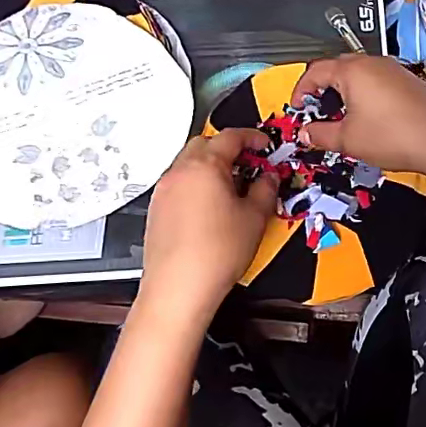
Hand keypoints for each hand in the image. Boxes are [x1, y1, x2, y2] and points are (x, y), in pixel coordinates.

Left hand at [141, 129, 278, 307]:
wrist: (179, 289)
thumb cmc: (215, 254)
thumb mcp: (255, 217)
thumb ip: (265, 189)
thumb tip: (268, 178)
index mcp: (204, 167)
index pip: (230, 137)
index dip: (252, 137)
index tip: (264, 145)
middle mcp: (178, 173)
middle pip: (205, 144)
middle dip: (229, 149)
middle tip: (251, 164)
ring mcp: (163, 192)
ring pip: (189, 164)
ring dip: (212, 167)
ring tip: (234, 188)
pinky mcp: (156, 210)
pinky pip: (179, 185)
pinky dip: (197, 185)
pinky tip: (214, 207)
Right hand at [290, 55, 425, 177]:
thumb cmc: (398, 135)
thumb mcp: (348, 139)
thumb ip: (320, 134)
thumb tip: (307, 133)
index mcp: (353, 70)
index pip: (315, 71)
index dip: (300, 90)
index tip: (297, 107)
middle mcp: (374, 64)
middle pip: (337, 69)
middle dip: (323, 91)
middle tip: (317, 113)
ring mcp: (394, 71)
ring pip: (360, 77)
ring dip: (346, 94)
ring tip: (344, 121)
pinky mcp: (409, 83)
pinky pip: (379, 84)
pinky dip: (367, 97)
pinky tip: (370, 121)